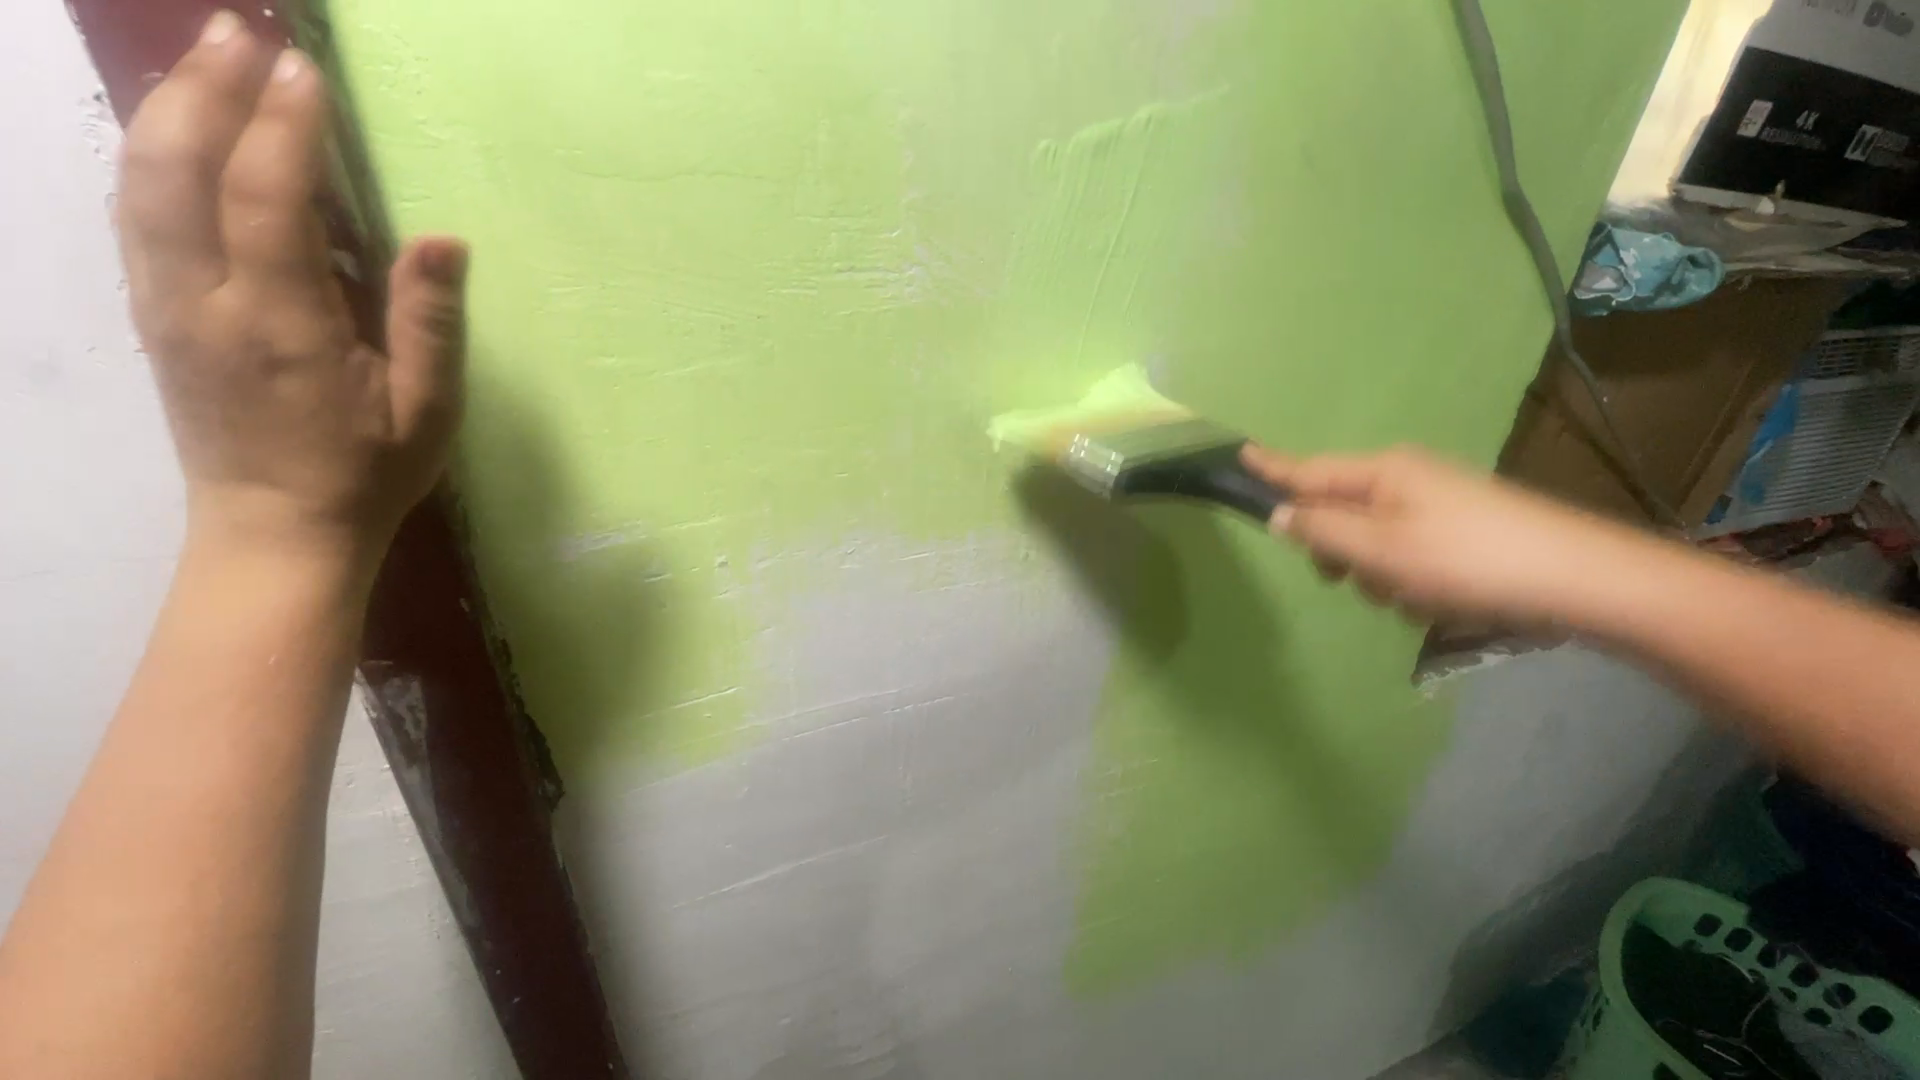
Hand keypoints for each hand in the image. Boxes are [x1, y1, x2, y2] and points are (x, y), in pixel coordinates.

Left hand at [118, 11, 467, 573]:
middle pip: (176, 169)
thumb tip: (443, 239)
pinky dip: (151, 155)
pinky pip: (136, 215)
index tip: (306, 71)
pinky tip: (179, 131)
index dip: (284, 127)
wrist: (276, 532)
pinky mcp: (154, 316)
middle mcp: (202, 303)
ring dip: (168, 109)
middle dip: (206, 89)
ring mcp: (164, 307)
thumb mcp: (425, 411)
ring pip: (138, 183)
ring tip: (207, 60)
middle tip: (242, 31)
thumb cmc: (367, 474)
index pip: (266, 200)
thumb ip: (429, 324)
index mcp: (280, 327)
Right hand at [1241, 444, 1656, 628]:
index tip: (1237, 453)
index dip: (1271, 467)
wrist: (1578, 580)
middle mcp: (1404, 481)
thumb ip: (1322, 531)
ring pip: (1370, 544)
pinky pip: (1404, 557)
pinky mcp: (1458, 534)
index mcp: (1382, 473)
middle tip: (1346, 580)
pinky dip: (1409, 582)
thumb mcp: (1380, 550)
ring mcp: (1434, 506)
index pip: (1308, 469)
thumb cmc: (1466, 559)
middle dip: (1337, 552)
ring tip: (1412, 596)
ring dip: (1377, 576)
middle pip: (1338, 514)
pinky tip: (1437, 600)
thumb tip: (1279, 514)